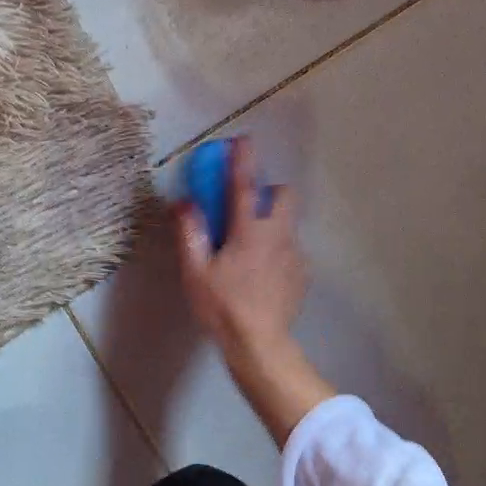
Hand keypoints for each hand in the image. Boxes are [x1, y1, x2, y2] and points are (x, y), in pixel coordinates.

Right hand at [176, 138, 333, 445]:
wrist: (260, 346)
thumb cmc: (222, 307)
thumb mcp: (196, 272)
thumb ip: (190, 233)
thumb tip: (183, 203)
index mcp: (250, 231)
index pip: (245, 186)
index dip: (243, 160)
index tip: (243, 140)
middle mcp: (278, 236)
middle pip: (285, 195)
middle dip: (270, 191)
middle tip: (247, 207)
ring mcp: (295, 256)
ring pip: (288, 224)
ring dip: (271, 223)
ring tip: (249, 249)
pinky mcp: (302, 275)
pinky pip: (290, 250)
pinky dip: (277, 250)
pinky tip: (260, 274)